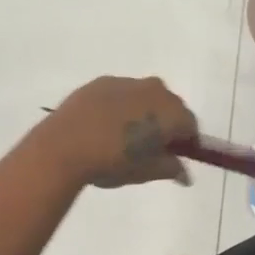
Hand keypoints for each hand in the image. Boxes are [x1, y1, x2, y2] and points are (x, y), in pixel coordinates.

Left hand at [37, 77, 196, 189]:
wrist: (64, 145)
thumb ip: (171, 169)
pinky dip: (119, 105)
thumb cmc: (112, 162)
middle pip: (170, 107)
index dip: (185, 142)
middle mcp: (155, 90)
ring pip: (144, 97)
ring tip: (122, 136)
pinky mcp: (103, 81)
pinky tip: (102, 125)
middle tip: (148, 148)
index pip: (190, 126)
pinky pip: (121, 93)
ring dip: (142, 112)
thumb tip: (185, 173)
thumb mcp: (145, 172)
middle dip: (165, 124)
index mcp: (171, 112)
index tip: (172, 157)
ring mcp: (128, 82)